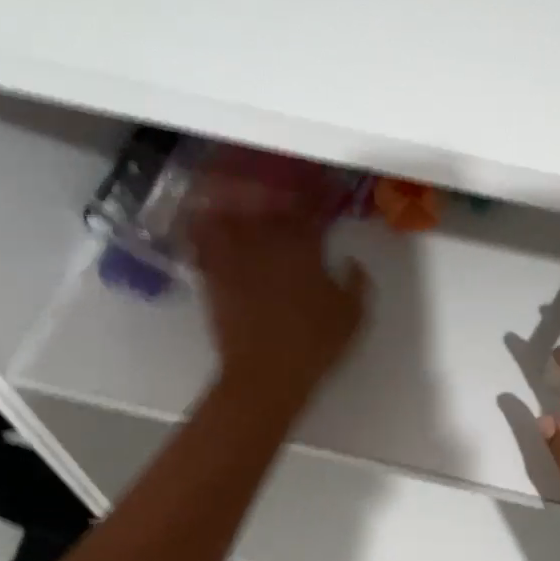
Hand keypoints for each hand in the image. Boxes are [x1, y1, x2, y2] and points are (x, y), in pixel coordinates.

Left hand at [188, 167, 368, 400]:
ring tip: (241, 188)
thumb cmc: (315, 346)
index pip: (313, 206)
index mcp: (305, 245)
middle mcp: (267, 239)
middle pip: (270, 199)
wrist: (266, 375)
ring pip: (233, 210)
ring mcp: (236, 253)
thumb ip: (356, 282)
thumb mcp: (352, 316)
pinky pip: (203, 237)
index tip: (324, 190)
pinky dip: (204, 223)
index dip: (318, 193)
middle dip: (278, 188)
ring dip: (238, 196)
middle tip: (283, 185)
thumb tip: (351, 262)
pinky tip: (206, 215)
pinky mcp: (213, 272)